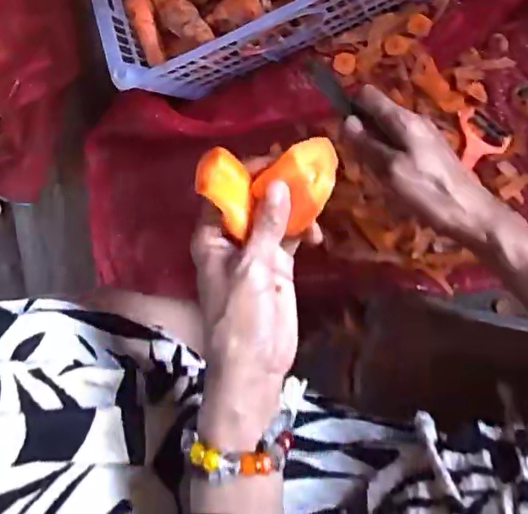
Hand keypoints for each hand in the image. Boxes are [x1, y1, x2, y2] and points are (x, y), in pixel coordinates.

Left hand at [191, 169, 310, 447]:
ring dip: (291, 204)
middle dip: (273, 183)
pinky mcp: (276, 265)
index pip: (224, 191)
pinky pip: (288, 236)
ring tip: (314, 194)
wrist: (255, 369)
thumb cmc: (240, 318)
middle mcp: (231, 237)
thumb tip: (278, 185)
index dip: (246, 172)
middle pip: (251, 199)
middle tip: (299, 167)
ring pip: (273, 215)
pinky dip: (301, 228)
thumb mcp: (252, 269)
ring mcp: (255, 250)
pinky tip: (316, 228)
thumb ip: (267, 227)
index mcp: (211, 235)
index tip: (273, 159)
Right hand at [340, 85, 527, 249]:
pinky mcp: (432, 151)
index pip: (368, 94)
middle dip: (362, 129)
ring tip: (374, 171)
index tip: (343, 131)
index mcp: (404, 119)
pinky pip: (400, 142)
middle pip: (377, 111)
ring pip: (387, 128)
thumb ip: (367, 144)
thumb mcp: (391, 171)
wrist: (476, 217)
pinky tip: (392, 177)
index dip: (351, 106)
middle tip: (359, 158)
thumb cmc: (430, 193)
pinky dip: (389, 153)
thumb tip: (346, 120)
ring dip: (375, 144)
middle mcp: (415, 120)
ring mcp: (425, 135)